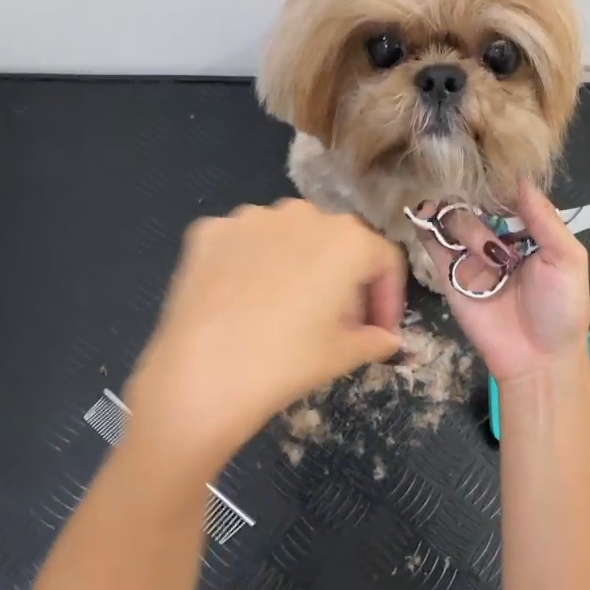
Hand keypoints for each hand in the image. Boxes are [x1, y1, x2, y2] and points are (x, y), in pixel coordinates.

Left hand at [127, 200, 405, 467]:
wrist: (201, 375)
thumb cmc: (286, 363)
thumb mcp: (342, 356)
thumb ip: (374, 339)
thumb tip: (386, 339)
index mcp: (348, 240)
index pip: (384, 260)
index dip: (389, 298)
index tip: (380, 331)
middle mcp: (303, 214)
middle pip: (337, 243)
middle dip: (345, 280)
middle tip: (337, 324)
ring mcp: (250, 218)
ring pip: (289, 237)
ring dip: (299, 267)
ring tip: (288, 312)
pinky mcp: (209, 230)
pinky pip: (245, 244)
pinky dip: (253, 266)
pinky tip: (245, 303)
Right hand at [417, 182, 589, 383]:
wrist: (538, 359)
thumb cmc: (562, 308)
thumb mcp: (568, 258)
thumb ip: (545, 219)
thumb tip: (522, 179)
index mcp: (527, 235)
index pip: (507, 199)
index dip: (497, 183)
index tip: (487, 164)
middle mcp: (497, 242)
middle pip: (476, 208)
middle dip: (474, 203)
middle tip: (473, 202)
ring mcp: (471, 259)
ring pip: (455, 223)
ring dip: (456, 219)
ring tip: (467, 230)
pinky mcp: (449, 277)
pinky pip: (435, 248)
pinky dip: (427, 228)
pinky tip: (424, 213)